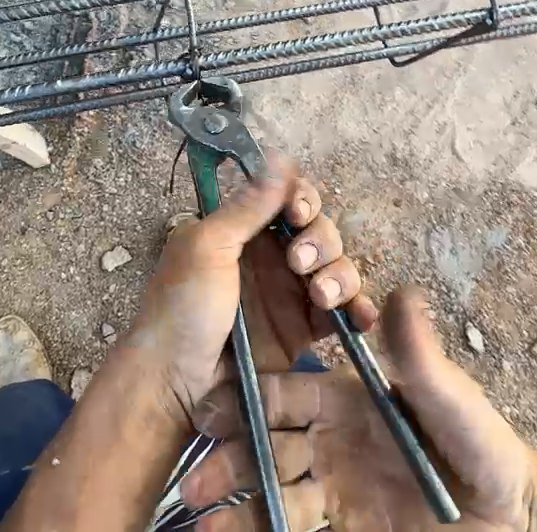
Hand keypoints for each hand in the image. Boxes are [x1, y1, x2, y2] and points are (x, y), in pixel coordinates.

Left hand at [122, 157, 375, 425]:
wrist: (176, 380)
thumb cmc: (182, 304)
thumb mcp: (207, 246)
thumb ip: (248, 207)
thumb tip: (278, 156)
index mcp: (244, 228)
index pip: (289, 198)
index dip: (302, 198)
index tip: (297, 211)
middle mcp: (272, 256)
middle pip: (320, 230)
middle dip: (320, 239)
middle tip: (299, 261)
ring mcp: (291, 293)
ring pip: (337, 267)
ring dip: (340, 274)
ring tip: (320, 294)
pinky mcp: (305, 331)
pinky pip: (343, 312)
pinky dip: (358, 310)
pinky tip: (360, 317)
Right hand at [182, 287, 536, 531]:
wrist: (510, 517)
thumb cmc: (481, 445)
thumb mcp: (449, 398)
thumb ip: (419, 356)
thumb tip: (400, 291)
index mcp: (343, 398)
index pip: (285, 394)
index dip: (249, 400)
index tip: (212, 409)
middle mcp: (328, 438)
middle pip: (267, 441)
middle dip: (228, 457)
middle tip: (193, 479)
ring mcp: (333, 484)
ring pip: (272, 485)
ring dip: (235, 499)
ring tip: (200, 516)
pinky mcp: (342, 524)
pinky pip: (292, 523)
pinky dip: (257, 525)